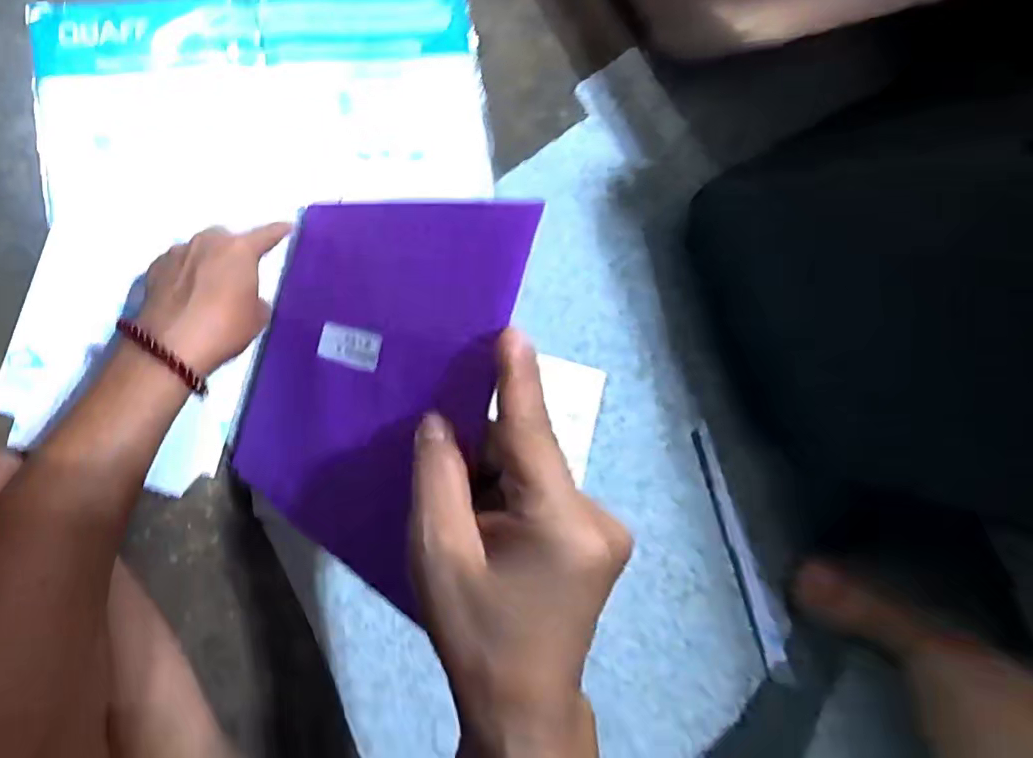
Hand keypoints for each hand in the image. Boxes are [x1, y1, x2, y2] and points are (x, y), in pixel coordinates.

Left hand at [135, 222, 291, 377]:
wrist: (169, 348)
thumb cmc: (222, 330)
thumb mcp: (256, 318)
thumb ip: (256, 298)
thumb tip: (247, 296)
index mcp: (239, 249)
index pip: (266, 235)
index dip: (278, 233)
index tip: (286, 228)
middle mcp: (208, 241)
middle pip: (226, 241)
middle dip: (232, 254)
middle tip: (235, 278)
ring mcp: (178, 251)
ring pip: (199, 250)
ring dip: (205, 263)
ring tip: (204, 290)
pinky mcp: (154, 267)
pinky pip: (177, 265)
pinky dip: (182, 275)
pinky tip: (182, 296)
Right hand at [410, 329, 632, 757]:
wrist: (519, 704)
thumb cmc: (477, 630)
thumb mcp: (438, 553)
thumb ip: (437, 477)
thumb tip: (438, 421)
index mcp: (564, 523)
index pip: (532, 434)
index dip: (516, 378)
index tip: (510, 329)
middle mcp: (596, 516)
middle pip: (523, 452)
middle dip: (478, 447)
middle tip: (433, 451)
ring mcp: (599, 528)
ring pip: (527, 469)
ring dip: (487, 470)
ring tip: (453, 501)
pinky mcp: (590, 536)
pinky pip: (534, 487)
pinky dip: (501, 487)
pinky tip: (476, 511)